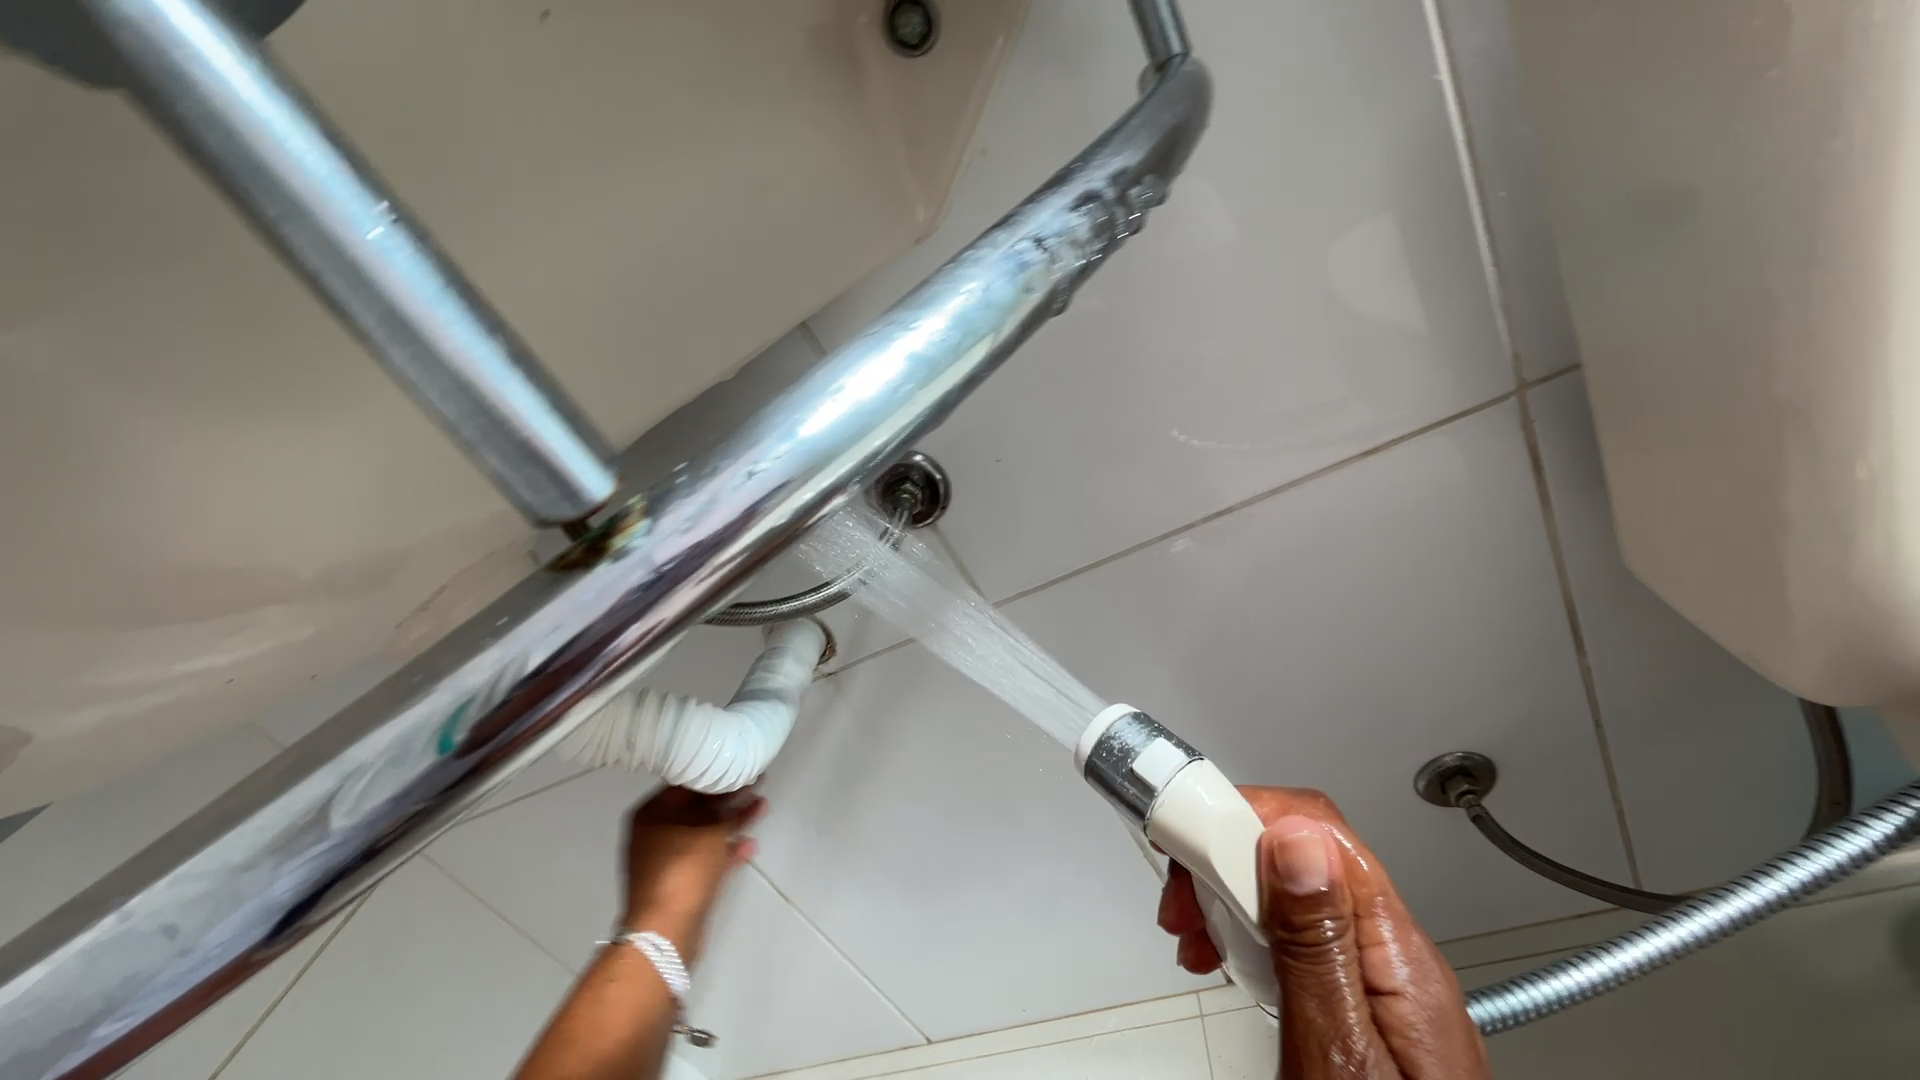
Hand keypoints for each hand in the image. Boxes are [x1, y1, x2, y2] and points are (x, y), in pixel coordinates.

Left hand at [621, 786, 764, 965]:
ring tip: (761, 804)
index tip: (739, 762)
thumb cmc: (684, 867)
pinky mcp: (680, 881)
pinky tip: (750, 845)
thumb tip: (736, 790)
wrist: (666, 929)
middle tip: (756, 780)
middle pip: (696, 806)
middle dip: (727, 796)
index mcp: (651, 812)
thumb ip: (725, 807)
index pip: (686, 781)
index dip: (715, 772)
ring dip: (732, 820)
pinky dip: (726, 849)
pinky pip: (706, 856)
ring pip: (704, 831)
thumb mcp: (709, 829)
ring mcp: (666, 858)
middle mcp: (654, 831)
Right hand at [1157, 786, 1488, 1078]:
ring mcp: (1379, 968)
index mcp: (1398, 957)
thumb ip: (1316, 948)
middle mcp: (1395, 950)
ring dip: (1231, 891)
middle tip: (1182, 908)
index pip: (1321, 833)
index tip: (1184, 838)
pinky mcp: (1358, 986)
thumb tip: (1296, 842)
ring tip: (1196, 937)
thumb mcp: (1335, 1057)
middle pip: (1303, 849)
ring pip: (1294, 880)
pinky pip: (1299, 922)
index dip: (1245, 817)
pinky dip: (1249, 923)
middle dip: (1227, 857)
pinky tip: (1229, 955)